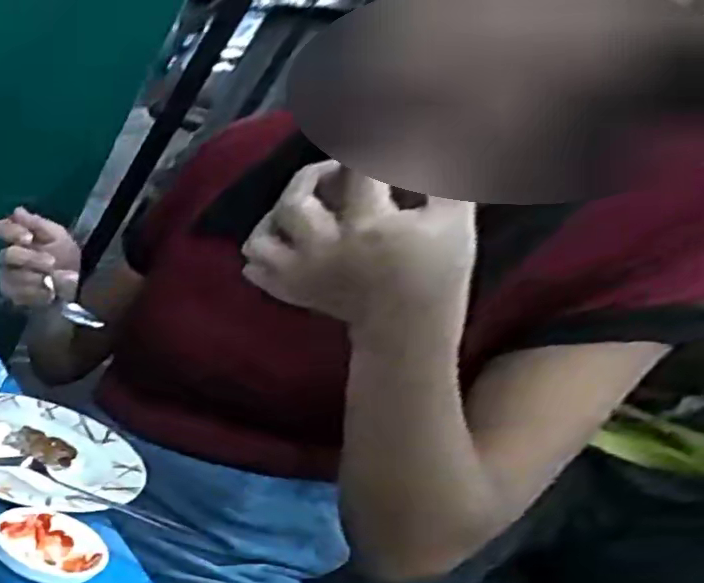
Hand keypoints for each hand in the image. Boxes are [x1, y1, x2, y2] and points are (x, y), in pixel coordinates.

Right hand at [0, 207, 81, 308]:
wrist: (75, 283)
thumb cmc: (65, 255)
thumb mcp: (57, 235)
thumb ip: (37, 224)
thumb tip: (17, 211)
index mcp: (17, 237)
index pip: (1, 229)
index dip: (10, 232)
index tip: (28, 238)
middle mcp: (7, 258)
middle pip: (7, 255)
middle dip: (30, 259)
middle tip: (51, 263)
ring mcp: (7, 277)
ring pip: (11, 277)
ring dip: (34, 279)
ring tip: (53, 281)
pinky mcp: (12, 296)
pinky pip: (17, 294)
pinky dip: (35, 293)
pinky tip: (49, 293)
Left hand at [241, 162, 476, 347]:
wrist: (401, 320)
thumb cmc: (434, 264)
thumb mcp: (452, 214)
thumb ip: (441, 174)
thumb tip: (434, 141)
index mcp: (368, 226)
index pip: (356, 173)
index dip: (364, 151)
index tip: (370, 147)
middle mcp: (322, 248)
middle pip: (292, 202)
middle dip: (310, 175)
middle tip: (330, 172)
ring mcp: (296, 272)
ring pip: (258, 238)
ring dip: (274, 217)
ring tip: (298, 208)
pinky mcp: (283, 290)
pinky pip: (251, 267)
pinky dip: (263, 251)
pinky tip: (287, 240)